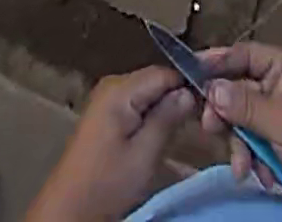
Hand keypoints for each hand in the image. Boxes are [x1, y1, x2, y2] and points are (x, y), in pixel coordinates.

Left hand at [25, 65, 197, 221]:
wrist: (69, 208)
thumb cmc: (107, 183)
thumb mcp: (144, 155)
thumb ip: (167, 118)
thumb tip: (190, 91)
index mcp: (120, 89)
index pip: (164, 72)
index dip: (188, 84)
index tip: (212, 103)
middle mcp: (113, 84)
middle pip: (156, 80)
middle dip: (178, 96)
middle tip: (202, 119)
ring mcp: (107, 98)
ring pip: (148, 92)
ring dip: (166, 107)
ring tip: (189, 125)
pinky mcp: (106, 113)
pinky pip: (137, 103)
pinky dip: (153, 114)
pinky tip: (165, 131)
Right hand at [200, 43, 281, 221]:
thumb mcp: (280, 122)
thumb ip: (243, 103)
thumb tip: (210, 87)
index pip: (243, 54)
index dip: (216, 61)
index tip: (189, 72)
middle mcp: (281, 84)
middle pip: (238, 88)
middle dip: (226, 114)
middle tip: (210, 130)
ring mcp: (281, 113)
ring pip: (243, 119)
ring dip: (240, 144)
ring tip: (243, 168)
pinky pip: (254, 141)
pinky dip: (253, 158)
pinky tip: (259, 176)